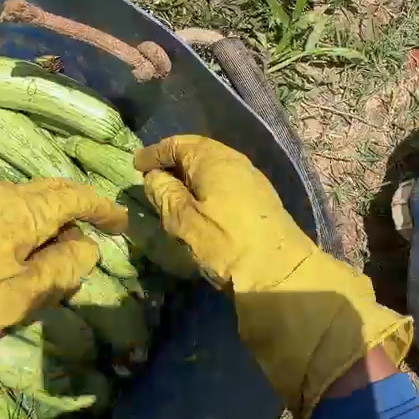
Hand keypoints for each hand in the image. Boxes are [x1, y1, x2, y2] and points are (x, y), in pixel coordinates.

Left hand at [0, 179, 127, 401]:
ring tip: (46, 241)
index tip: (119, 220)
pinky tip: (9, 240)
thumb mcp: (21, 295)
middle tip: (87, 228)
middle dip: (73, 206)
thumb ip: (61, 267)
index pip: (75, 198)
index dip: (101, 208)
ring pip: (20, 196)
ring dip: (41, 213)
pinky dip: (15, 215)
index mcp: (24, 211)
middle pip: (48, 190)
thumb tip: (86, 246)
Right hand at [136, 135, 411, 418]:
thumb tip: (154, 177)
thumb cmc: (226, 242)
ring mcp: (251, 179)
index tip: (137, 166)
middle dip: (173, 162)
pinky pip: (224, 182)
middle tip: (152, 178)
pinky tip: (199, 205)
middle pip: (197, 152)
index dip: (155, 153)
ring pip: (212, 169)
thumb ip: (164, 194)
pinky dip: (206, 187)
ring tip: (172, 193)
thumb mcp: (184, 220)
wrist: (281, 274)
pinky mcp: (260, 200)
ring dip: (190, 177)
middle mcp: (235, 161)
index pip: (177, 144)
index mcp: (213, 159)